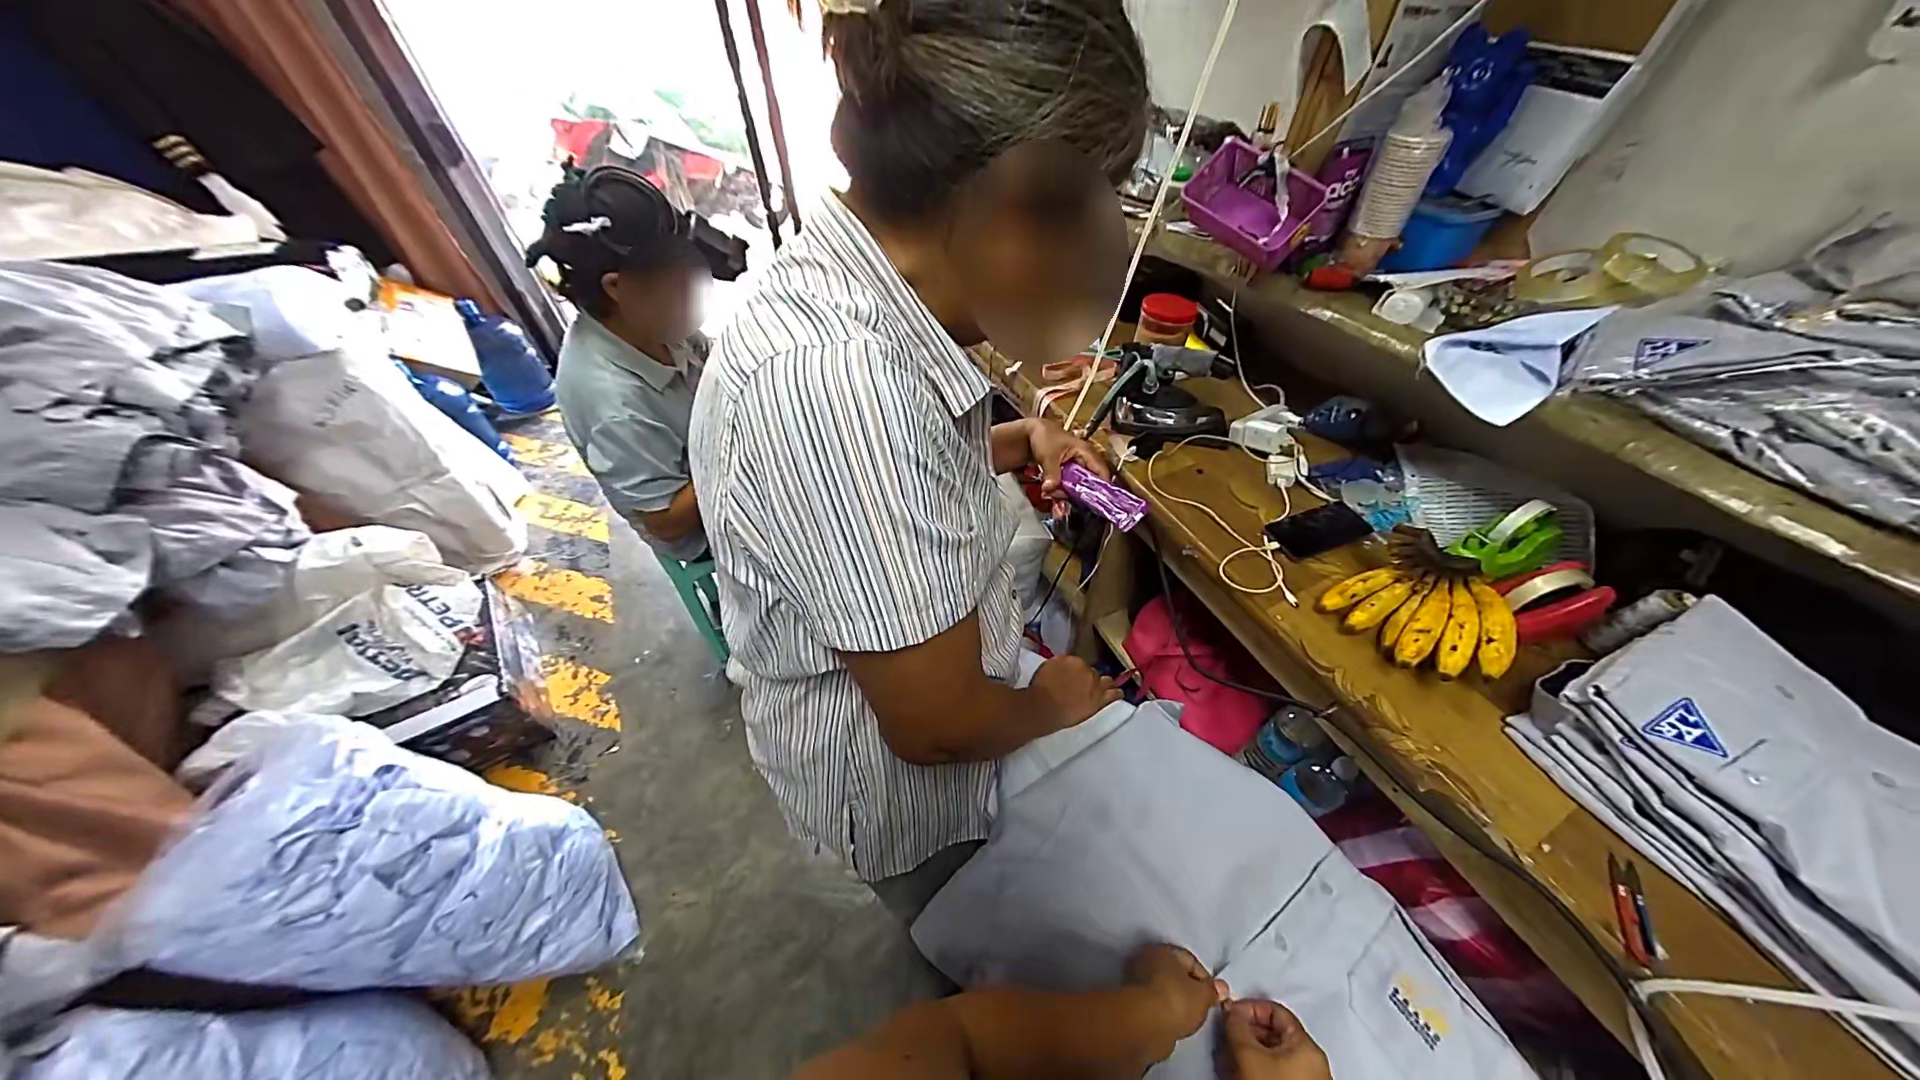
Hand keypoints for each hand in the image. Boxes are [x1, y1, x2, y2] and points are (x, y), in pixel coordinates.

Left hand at [1029, 420, 1109, 519]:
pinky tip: (1052, 492)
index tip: (1094, 501)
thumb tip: (1050, 489)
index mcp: (1086, 452)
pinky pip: (1069, 485)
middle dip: (1079, 493)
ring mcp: (1076, 467)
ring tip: (1054, 494)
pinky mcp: (1067, 473)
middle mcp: (1084, 461)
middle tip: (1064, 499)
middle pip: (1090, 483)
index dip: (1102, 488)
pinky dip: (1062, 490)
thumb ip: (1051, 473)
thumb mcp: (1048, 456)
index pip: (1102, 473)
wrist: (1030, 432)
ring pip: (1078, 486)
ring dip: (1067, 493)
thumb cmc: (1044, 436)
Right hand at [1029, 654, 1122, 730]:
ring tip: (1106, 687)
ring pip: (1106, 681)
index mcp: (1073, 659)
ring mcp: (1096, 684)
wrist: (1044, 706)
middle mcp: (1087, 669)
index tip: (1072, 677)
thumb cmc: (1040, 688)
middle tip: (1082, 686)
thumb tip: (1065, 668)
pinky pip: (1114, 694)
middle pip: (1092, 672)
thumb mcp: (1047, 668)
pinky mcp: (1100, 700)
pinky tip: (1119, 694)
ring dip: (1105, 684)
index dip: (1076, 671)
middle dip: (1088, 678)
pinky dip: (1117, 693)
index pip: (1079, 663)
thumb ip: (1060, 665)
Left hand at [1124, 943, 1228, 1043]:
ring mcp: (1137, 979)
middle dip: (1191, 989)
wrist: (1145, 1024)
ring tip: (1190, 1019)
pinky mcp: (1133, 1000)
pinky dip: (1166, 1010)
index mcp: (1163, 949)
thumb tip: (1222, 987)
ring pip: (1165, 988)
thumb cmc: (1176, 1000)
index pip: (1190, 960)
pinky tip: (1175, 1023)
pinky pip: (1156, 1002)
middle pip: (1176, 973)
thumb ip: (1213, 990)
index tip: (1215, 997)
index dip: (1206, 979)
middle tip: (1203, 1007)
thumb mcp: (1203, 995)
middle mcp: (1146, 958)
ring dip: (1177, 1001)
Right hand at [1218, 1000, 1332, 1079]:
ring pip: (1273, 1054)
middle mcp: (1313, 1062)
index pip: (1276, 1011)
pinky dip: (1257, 1068)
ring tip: (1229, 1058)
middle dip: (1247, 1031)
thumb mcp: (1246, 1052)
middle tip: (1227, 1036)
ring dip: (1249, 1050)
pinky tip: (1240, 1074)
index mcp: (1307, 1046)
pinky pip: (1276, 1073)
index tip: (1230, 1014)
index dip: (1250, 1007)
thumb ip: (1236, 1024)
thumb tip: (1232, 1010)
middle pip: (1275, 1033)